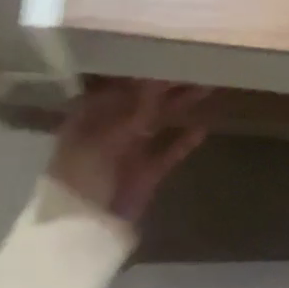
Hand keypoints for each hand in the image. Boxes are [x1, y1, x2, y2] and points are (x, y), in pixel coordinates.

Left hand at [49, 80, 208, 224]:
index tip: (165, 53)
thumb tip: (155, 81)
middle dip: (166, 84)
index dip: (140, 70)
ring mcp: (129, 152)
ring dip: (180, 105)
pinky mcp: (146, 174)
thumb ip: (131, 111)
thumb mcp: (103, 139)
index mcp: (88, 118)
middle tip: (194, 64)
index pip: (116, 85)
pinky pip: (168, 152)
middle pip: (142, 101)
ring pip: (159, 122)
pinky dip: (183, 140)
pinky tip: (203, 126)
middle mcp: (109, 130)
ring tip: (207, 86)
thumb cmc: (82, 179)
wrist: (81, 234)